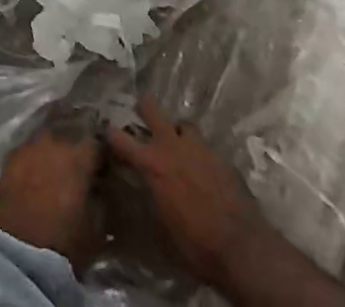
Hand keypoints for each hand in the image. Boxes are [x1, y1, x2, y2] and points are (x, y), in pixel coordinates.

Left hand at [0, 117, 101, 267]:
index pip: (98, 141)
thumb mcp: (97, 223)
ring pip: (46, 138)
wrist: (18, 257)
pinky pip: (27, 152)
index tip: (104, 165)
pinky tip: (35, 174)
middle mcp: (54, 142)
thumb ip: (101, 194)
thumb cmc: (65, 241)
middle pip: (71, 131)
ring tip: (55, 166)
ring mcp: (28, 149)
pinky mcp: (8, 162)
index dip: (102, 153)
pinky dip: (34, 159)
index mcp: (80, 154)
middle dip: (77, 143)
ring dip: (53, 148)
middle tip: (79, 162)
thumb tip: (99, 183)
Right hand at [108, 94, 267, 287]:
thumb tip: (141, 191)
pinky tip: (200, 166)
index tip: (106, 127)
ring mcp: (200, 147)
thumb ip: (148, 199)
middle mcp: (174, 147)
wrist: (238, 243)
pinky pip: (204, 145)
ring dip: (177, 129)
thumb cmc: (191, 242)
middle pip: (155, 112)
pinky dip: (197, 150)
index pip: (123, 141)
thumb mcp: (159, 228)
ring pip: (184, 124)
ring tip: (176, 139)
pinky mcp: (221, 155)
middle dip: (146, 105)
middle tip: (141, 102)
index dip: (111, 133)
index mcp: (153, 165)